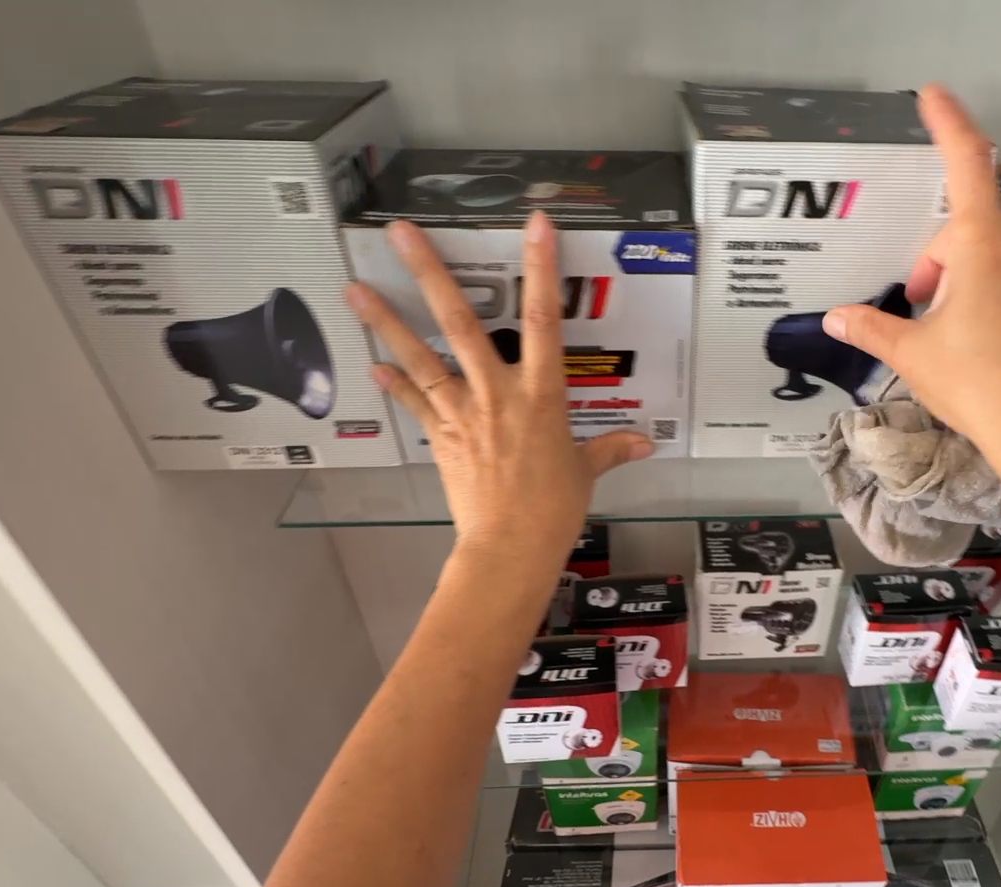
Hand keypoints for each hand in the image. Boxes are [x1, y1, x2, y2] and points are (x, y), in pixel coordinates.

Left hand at [345, 212, 652, 560]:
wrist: (512, 545)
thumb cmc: (553, 509)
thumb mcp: (586, 472)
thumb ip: (611, 449)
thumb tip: (643, 444)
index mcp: (542, 395)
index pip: (545, 320)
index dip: (541, 270)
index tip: (535, 227)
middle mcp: (498, 393)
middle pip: (461, 321)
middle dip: (431, 272)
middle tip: (401, 232)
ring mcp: (464, 412)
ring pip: (422, 356)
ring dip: (388, 321)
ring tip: (356, 288)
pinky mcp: (443, 436)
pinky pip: (416, 403)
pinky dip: (396, 383)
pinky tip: (373, 362)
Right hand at [820, 84, 1000, 457]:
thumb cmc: (977, 385)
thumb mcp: (912, 356)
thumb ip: (871, 328)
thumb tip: (836, 319)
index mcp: (983, 246)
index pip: (964, 165)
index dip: (947, 125)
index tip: (934, 95)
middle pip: (970, 232)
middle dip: (940, 264)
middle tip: (923, 314)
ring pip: (1000, 258)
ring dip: (970, 283)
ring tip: (959, 338)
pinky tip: (995, 347)